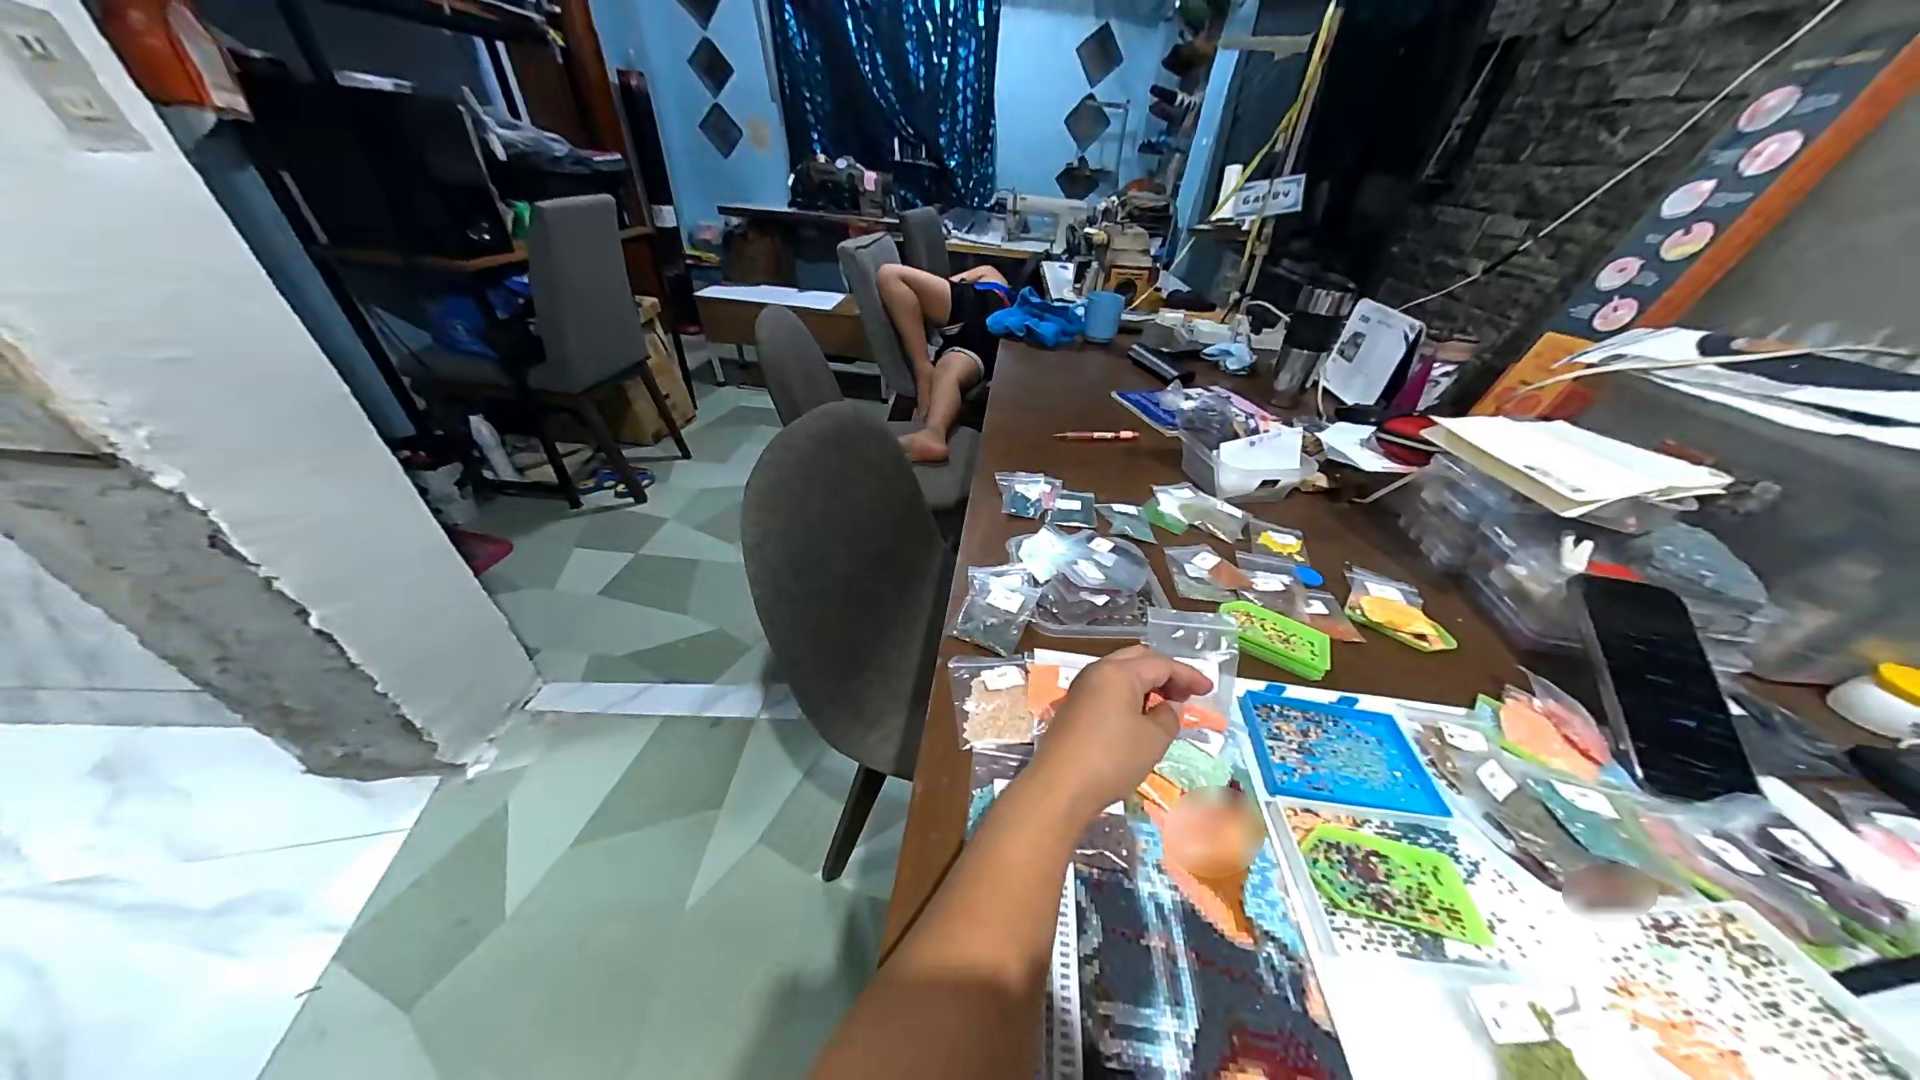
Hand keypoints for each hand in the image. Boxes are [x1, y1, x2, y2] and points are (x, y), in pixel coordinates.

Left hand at [1025, 646, 1213, 819]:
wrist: (1060, 785)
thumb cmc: (1112, 758)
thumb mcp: (1153, 739)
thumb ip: (1168, 716)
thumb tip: (1166, 707)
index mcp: (1118, 672)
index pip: (1161, 664)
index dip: (1188, 675)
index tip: (1208, 689)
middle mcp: (1097, 672)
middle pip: (1137, 660)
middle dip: (1165, 673)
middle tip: (1186, 693)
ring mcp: (1081, 688)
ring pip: (1120, 673)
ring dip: (1145, 684)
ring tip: (1166, 705)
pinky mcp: (1073, 707)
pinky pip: (1107, 689)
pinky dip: (1128, 695)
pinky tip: (1138, 716)